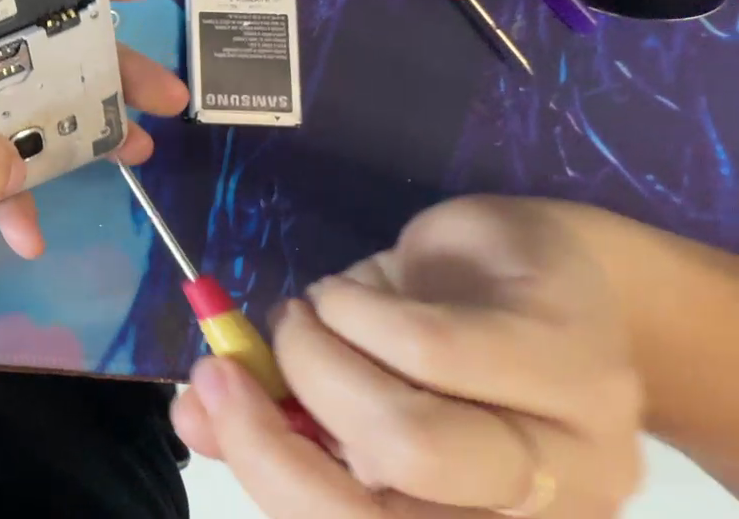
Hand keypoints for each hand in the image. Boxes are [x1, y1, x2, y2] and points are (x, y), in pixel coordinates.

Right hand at [171, 196, 644, 517]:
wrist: (535, 267)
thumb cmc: (420, 334)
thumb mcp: (334, 376)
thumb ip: (267, 410)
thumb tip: (192, 417)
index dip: (273, 476)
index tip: (210, 395)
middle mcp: (538, 511)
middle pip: (389, 512)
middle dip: (278, 426)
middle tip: (231, 361)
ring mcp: (568, 441)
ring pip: (410, 436)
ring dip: (313, 357)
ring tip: (302, 316)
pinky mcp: (567, 356)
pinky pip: (429, 346)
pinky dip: (350, 308)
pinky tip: (345, 293)